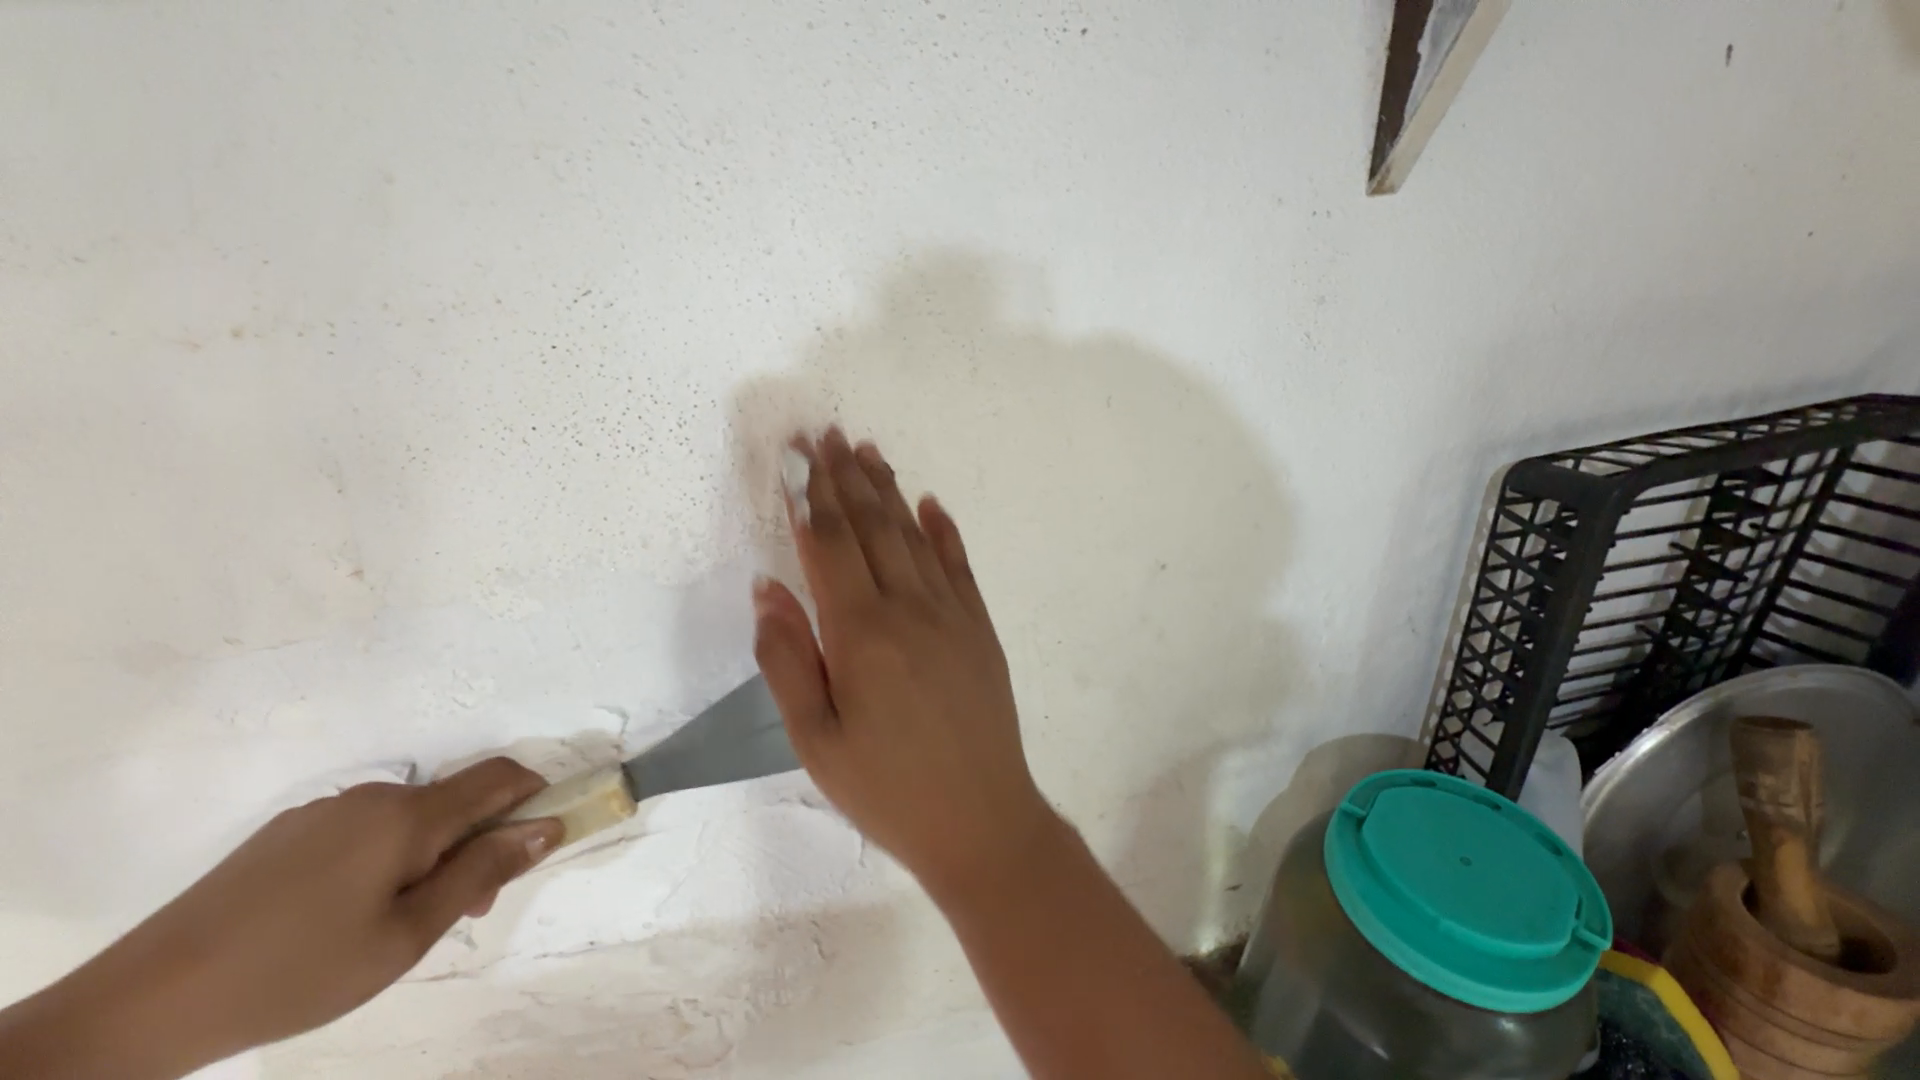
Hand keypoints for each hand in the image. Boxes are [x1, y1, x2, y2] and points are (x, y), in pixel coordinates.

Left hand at [0, 758, 561, 1077]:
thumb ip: (483, 873)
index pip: (499, 778)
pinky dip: (390, 859)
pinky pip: (367, 831)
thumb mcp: (408, 934)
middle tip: (467, 913)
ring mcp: (325, 811)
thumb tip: (546, 826)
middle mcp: (371, 796)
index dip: (539, 795)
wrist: (148, 1000)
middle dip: (482, 842)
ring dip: (435, 856)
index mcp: (407, 816)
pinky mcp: (290, 832)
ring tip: (402, 925)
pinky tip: (351, 917)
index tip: (553, 833)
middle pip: (456, 802)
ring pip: (411, 820)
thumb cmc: (300, 971)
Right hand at [752, 429, 1060, 901]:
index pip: (828, 546)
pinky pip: (959, 567)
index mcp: (861, 634)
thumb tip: (767, 589)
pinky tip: (931, 505)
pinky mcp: (980, 631)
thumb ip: (787, 659)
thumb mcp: (815, 740)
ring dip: (888, 492)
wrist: (982, 821)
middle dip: (844, 478)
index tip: (794, 455)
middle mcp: (909, 610)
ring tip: (868, 451)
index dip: (808, 497)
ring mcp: (952, 616)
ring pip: (914, 537)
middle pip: (872, 528)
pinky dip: (942, 531)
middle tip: (826, 434)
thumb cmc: (885, 790)